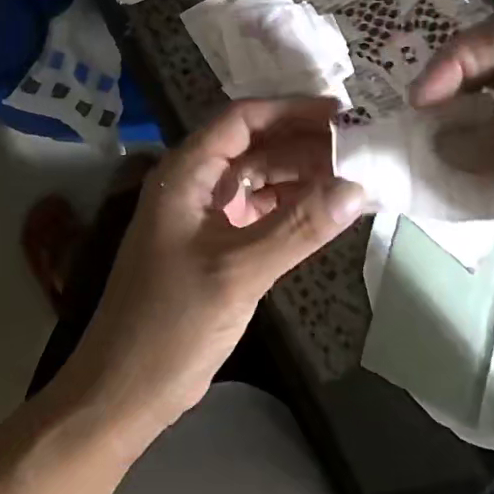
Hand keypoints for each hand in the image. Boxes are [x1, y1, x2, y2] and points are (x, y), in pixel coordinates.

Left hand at [50, 98, 372, 433]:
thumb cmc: (172, 322)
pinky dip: (291, 208)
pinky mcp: (212, 246)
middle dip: (304, 143)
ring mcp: (201, 216)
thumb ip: (298, 227)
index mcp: (183, 174)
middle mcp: (191, 185)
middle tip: (367, 149)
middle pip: (252, 146)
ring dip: (302, 176)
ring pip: (257, 179)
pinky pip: (256, 212)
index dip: (292, 110)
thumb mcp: (238, 272)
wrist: (126, 382)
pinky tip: (329, 212)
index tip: (347, 114)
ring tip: (360, 177)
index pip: (241, 119)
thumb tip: (359, 185)